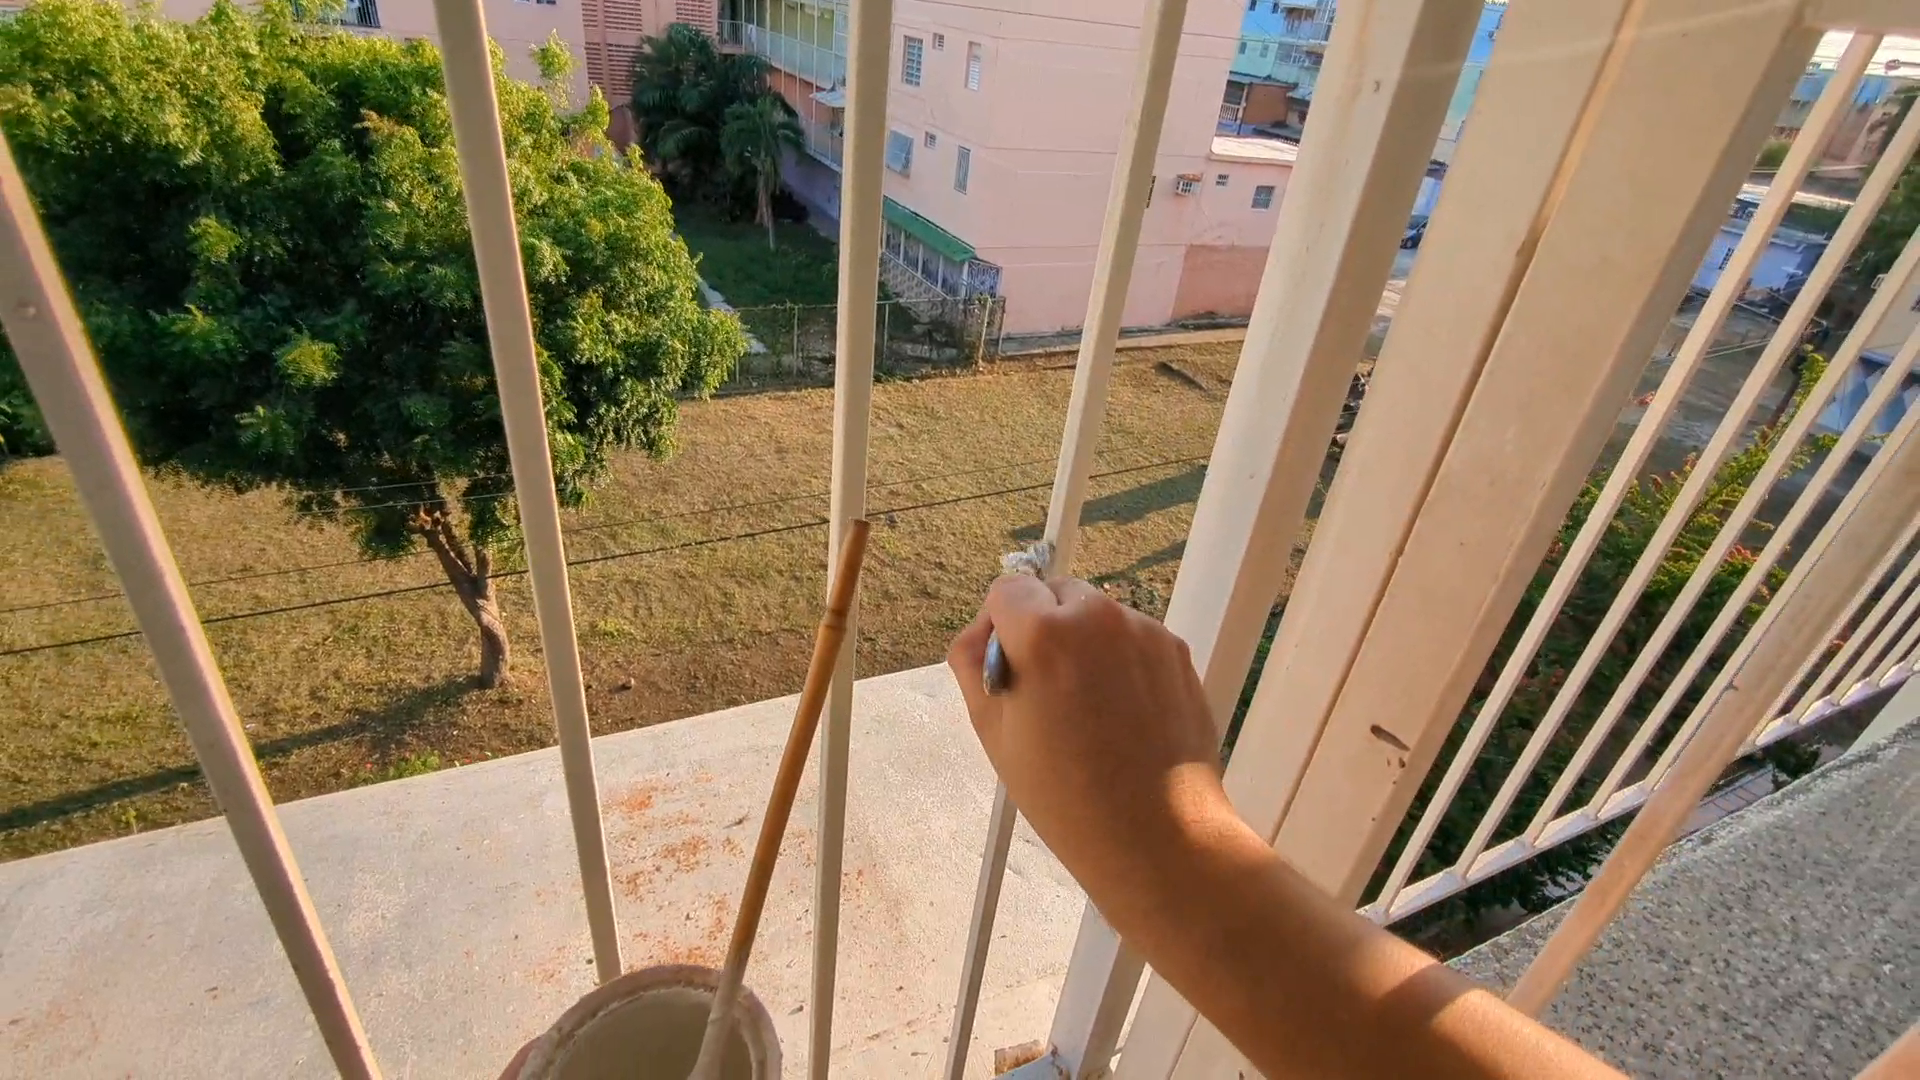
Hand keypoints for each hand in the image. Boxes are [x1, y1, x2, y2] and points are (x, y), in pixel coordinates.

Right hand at [946, 575, 1235, 900]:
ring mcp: (1144, 630)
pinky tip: (1125, 710)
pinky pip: (1132, 636)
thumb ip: (972, 663)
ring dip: (1085, 640)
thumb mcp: (993, 731)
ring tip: (1092, 705)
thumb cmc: (1062, 793)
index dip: (999, 624)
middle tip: (1048, 688)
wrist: (1158, 834)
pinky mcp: (1177, 649)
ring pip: (1097, 615)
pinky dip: (1121, 657)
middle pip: (1055, 594)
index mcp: (1044, 631)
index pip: (1008, 589)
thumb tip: (981, 632)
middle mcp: (1098, 615)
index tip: (1009, 667)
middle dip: (1044, 626)